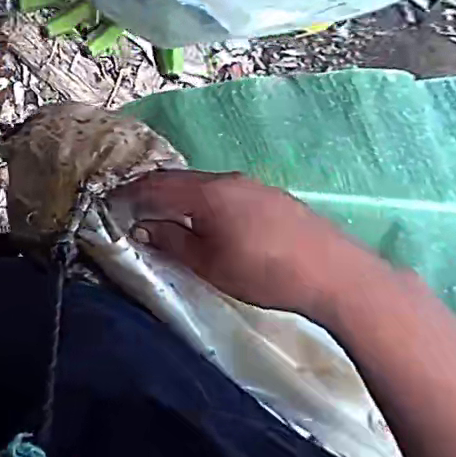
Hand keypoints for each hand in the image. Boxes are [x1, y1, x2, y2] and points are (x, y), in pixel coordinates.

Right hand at [113, 170, 388, 317]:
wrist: (341, 278)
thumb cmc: (265, 272)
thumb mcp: (209, 264)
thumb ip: (171, 241)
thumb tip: (142, 227)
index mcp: (206, 192)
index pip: (155, 183)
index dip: (131, 192)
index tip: (114, 203)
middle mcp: (228, 180)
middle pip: (179, 179)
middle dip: (154, 191)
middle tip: (136, 207)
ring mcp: (255, 186)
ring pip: (204, 184)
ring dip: (182, 196)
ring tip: (170, 215)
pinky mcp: (275, 198)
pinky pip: (227, 191)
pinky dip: (206, 201)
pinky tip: (211, 220)